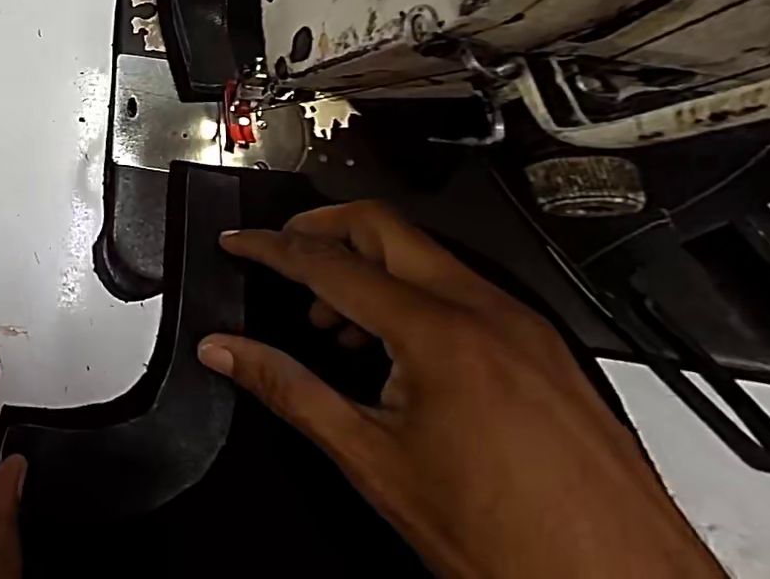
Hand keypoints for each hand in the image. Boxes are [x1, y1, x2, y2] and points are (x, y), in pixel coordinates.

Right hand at [197, 202, 725, 578]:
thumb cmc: (520, 550)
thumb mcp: (373, 461)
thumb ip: (288, 389)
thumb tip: (228, 352)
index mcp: (440, 335)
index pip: (328, 262)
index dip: (269, 248)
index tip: (240, 242)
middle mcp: (487, 312)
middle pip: (378, 224)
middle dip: (317, 227)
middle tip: (278, 250)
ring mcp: (521, 325)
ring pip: (420, 250)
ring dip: (362, 262)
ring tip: (329, 313)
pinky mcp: (540, 346)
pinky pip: (457, 285)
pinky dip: (405, 290)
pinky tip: (388, 343)